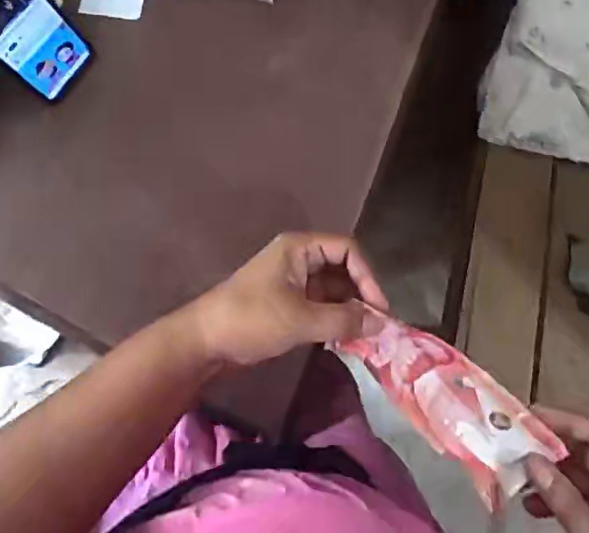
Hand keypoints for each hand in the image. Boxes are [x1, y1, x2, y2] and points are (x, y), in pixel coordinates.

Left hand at [175, 233, 390, 368]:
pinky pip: (321, 303)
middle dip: (361, 294)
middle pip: (342, 267)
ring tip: (364, 337)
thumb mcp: (301, 320)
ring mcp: (292, 280)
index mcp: (298, 247)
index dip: (367, 275)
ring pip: (332, 288)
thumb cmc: (252, 319)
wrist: (207, 339)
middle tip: (376, 327)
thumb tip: (380, 323)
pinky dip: (335, 318)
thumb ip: (343, 320)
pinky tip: (346, 339)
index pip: (346, 249)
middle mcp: (298, 257)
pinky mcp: (288, 301)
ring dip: (349, 309)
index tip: (380, 309)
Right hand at [523, 406, 588, 532]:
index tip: (528, 416)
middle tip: (513, 441)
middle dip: (549, 447)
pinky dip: (554, 498)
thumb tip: (531, 459)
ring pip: (580, 480)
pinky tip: (531, 503)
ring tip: (517, 472)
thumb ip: (570, 504)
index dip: (567, 422)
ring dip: (547, 473)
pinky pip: (580, 504)